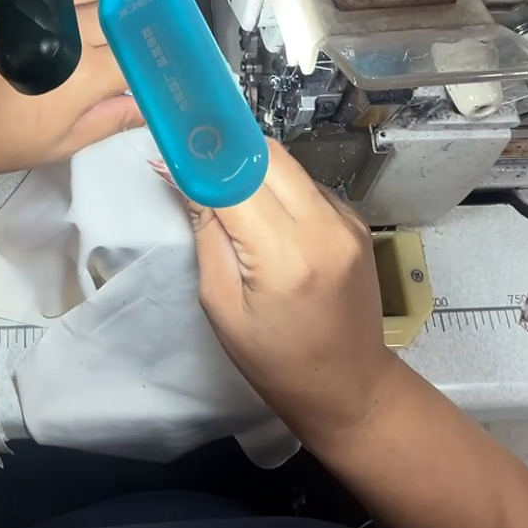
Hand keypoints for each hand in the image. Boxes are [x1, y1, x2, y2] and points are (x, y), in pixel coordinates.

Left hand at [0, 0, 143, 192]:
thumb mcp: (58, 144)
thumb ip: (109, 119)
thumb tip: (146, 106)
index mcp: (82, 73)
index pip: (138, 54)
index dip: (157, 58)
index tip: (166, 64)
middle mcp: (63, 28)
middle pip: (120, 11)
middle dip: (138, 23)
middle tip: (146, 39)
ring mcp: (31, 6)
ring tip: (115, 20)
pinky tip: (73, 14)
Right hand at [189, 141, 399, 443]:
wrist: (350, 388)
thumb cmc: (275, 360)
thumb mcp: (221, 304)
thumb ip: (206, 233)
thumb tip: (179, 175)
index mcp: (287, 256)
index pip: (235, 177)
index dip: (200, 155)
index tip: (172, 139)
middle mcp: (325, 227)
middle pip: (266, 155)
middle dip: (224, 153)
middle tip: (194, 166)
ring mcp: (347, 221)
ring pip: (287, 164)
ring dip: (250, 170)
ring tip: (232, 206)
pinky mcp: (355, 222)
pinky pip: (306, 184)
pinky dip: (278, 189)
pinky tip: (268, 222)